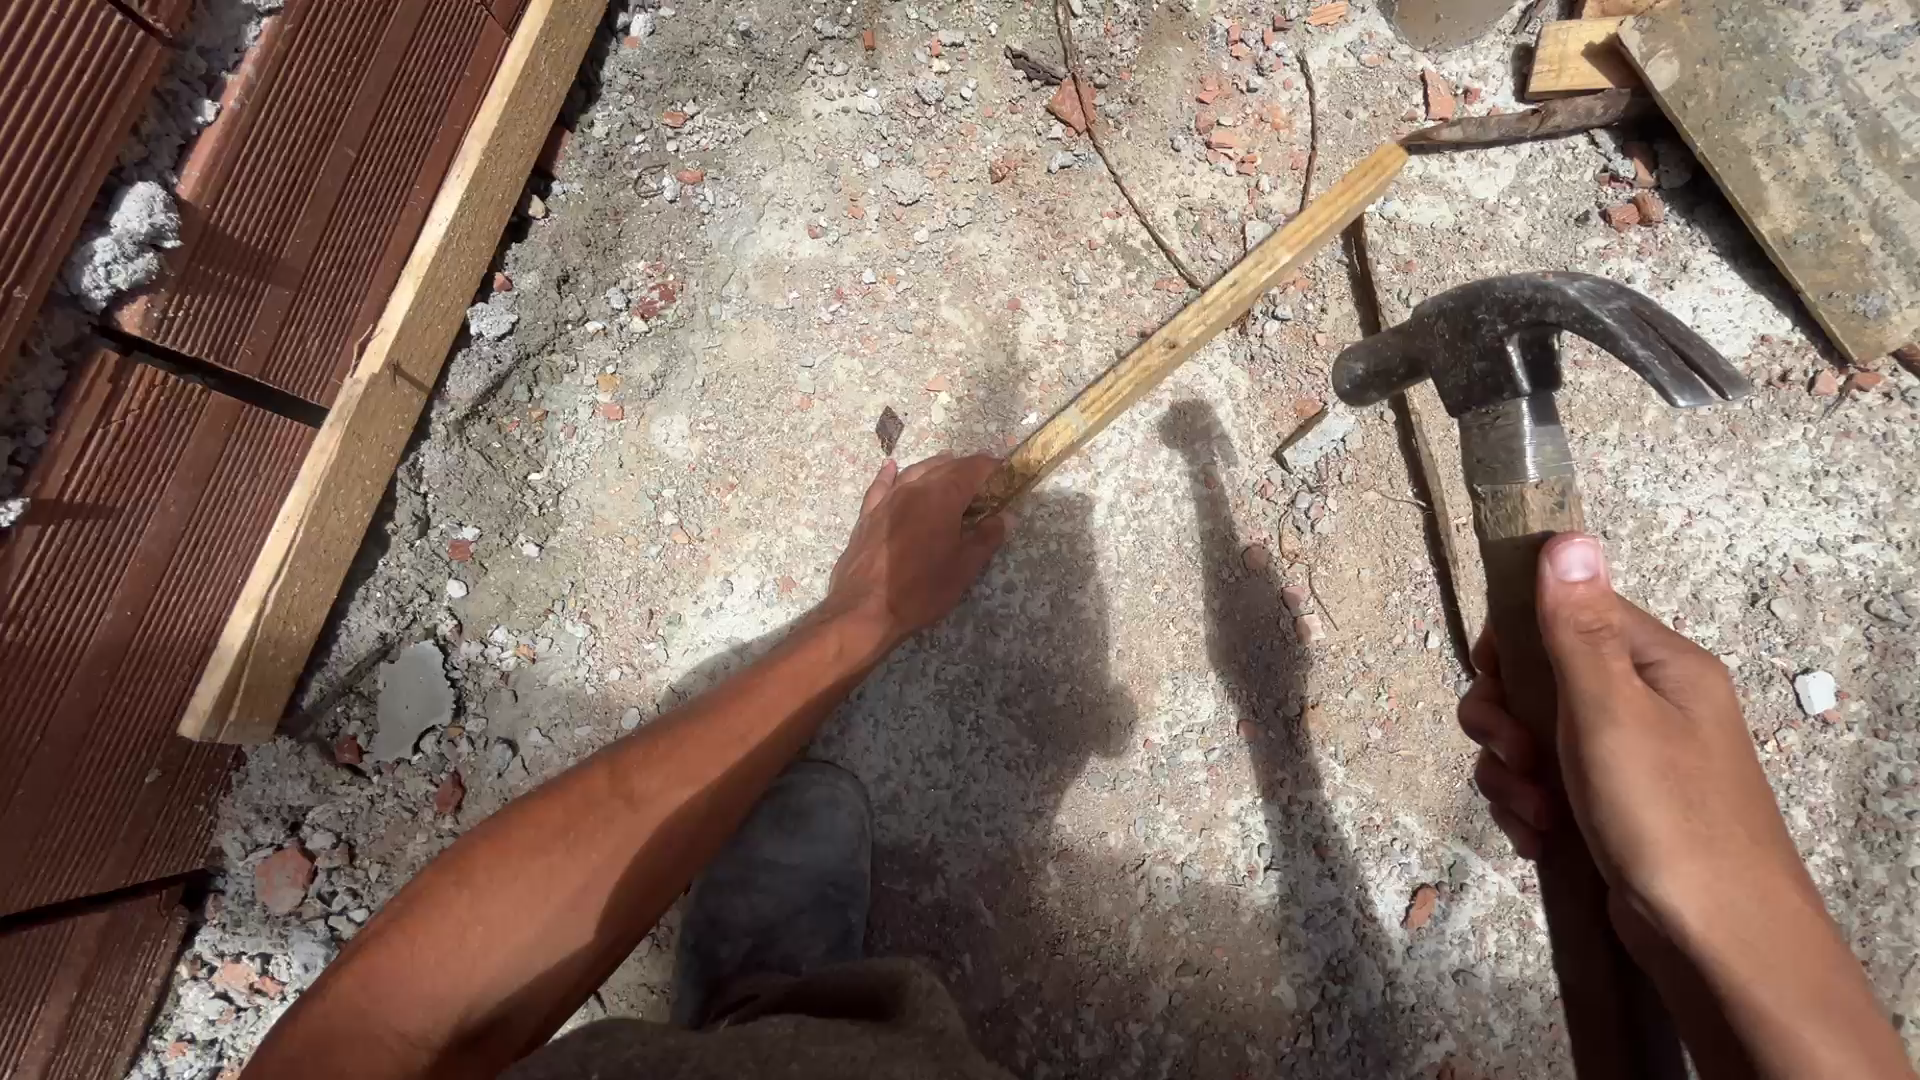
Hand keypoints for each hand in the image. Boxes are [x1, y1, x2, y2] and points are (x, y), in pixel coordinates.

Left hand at [822, 454, 1009, 651]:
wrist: (864, 610)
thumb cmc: (921, 589)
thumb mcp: (964, 567)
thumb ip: (986, 538)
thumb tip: (1004, 518)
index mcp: (940, 497)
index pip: (972, 469)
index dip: (991, 467)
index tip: (1005, 472)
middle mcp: (912, 489)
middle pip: (944, 467)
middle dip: (966, 468)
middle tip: (984, 479)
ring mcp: (886, 501)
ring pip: (914, 472)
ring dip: (935, 467)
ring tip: (949, 466)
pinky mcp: (867, 516)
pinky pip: (882, 486)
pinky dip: (891, 475)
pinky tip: (892, 468)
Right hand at [1460, 533, 1916, 1079]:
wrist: (1714, 944)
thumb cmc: (1665, 814)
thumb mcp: (1610, 712)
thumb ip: (1576, 628)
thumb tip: (1566, 536)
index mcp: (1654, 665)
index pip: (1560, 614)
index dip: (1513, 644)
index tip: (1499, 683)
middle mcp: (1637, 700)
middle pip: (1529, 677)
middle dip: (1503, 720)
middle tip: (1517, 755)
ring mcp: (1619, 753)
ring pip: (1521, 733)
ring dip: (1509, 771)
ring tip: (1535, 811)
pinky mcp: (1599, 798)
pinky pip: (1532, 778)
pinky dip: (1524, 803)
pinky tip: (1541, 833)